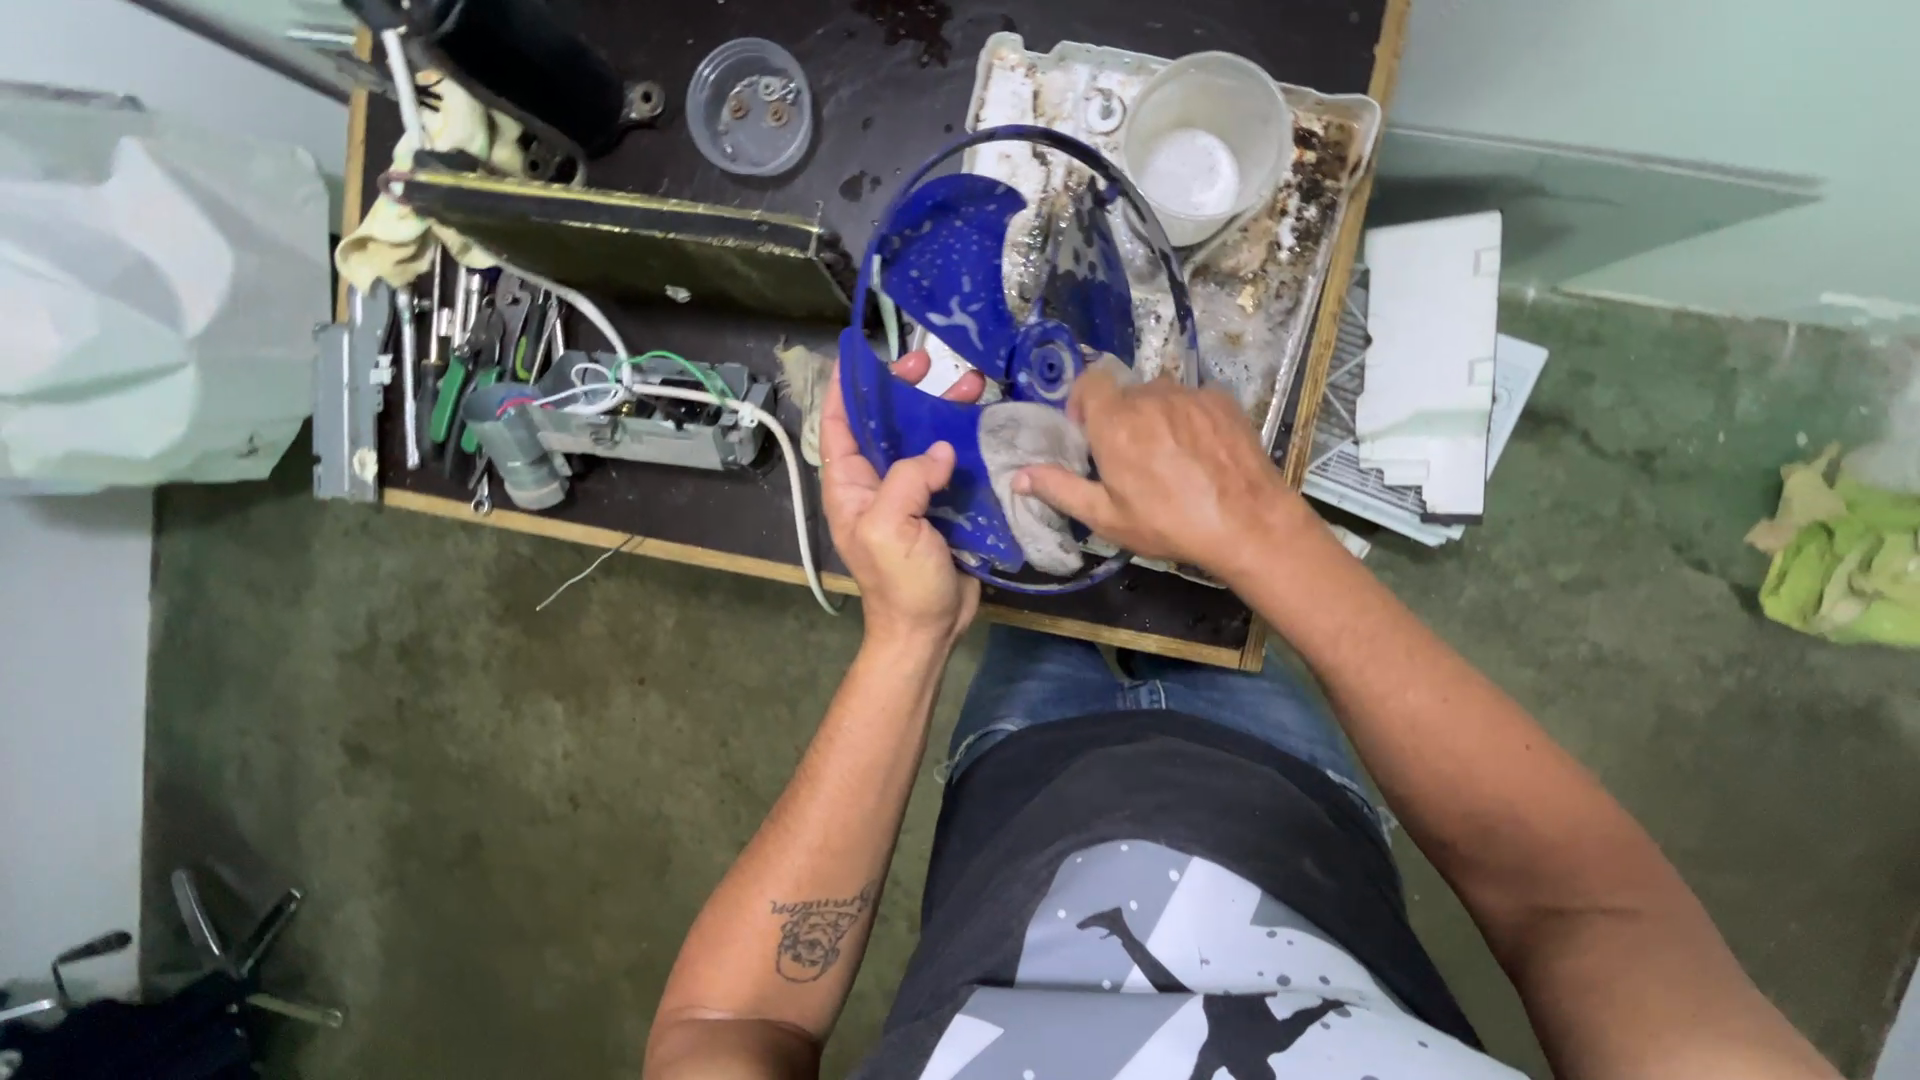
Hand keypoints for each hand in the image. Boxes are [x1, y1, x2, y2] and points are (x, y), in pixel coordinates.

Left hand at [820, 355, 980, 646]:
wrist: (930, 627)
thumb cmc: (899, 583)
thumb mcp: (887, 528)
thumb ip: (907, 480)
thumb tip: (941, 451)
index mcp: (851, 486)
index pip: (839, 425)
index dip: (846, 388)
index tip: (860, 353)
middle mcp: (877, 484)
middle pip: (885, 425)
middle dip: (903, 391)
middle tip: (927, 361)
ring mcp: (911, 495)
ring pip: (922, 441)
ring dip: (941, 412)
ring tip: (969, 384)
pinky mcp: (941, 506)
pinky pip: (950, 466)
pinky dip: (965, 443)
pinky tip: (983, 423)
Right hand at [1012, 365, 1315, 578]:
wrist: (1246, 522)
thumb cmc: (1168, 524)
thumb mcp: (1107, 517)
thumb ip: (1060, 489)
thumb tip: (1018, 476)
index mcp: (1114, 423)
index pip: (1090, 381)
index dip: (1085, 401)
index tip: (1089, 433)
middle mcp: (1149, 397)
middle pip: (1126, 393)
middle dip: (1121, 417)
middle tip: (1131, 456)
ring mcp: (1189, 395)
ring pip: (1160, 395)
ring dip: (1156, 416)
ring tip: (1169, 455)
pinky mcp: (1222, 400)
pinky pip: (1193, 399)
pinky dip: (1189, 417)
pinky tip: (1200, 451)